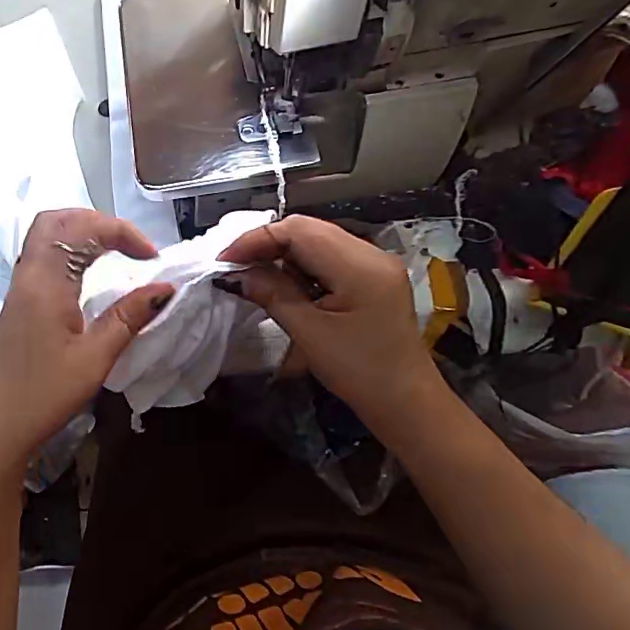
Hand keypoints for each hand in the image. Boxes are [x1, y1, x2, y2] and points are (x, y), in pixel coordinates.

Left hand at [0, 209, 173, 466]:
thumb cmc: (46, 393)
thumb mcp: (95, 358)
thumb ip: (129, 317)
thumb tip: (165, 288)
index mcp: (46, 283)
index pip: (82, 229)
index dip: (121, 232)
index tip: (152, 257)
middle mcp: (28, 275)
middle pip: (57, 220)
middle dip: (99, 222)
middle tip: (131, 246)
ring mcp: (19, 287)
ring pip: (46, 235)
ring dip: (82, 232)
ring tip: (115, 252)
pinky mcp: (18, 301)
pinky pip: (42, 255)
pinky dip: (68, 249)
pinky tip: (88, 271)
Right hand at [219, 216, 440, 418]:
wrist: (404, 400)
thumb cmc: (358, 370)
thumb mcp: (309, 333)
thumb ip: (272, 294)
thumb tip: (236, 274)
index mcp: (360, 266)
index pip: (299, 230)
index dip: (256, 239)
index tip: (225, 262)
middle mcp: (371, 254)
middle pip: (308, 230)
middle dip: (265, 244)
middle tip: (233, 268)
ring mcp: (374, 263)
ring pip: (316, 240)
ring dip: (280, 254)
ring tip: (252, 276)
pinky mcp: (371, 276)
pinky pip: (327, 256)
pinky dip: (298, 264)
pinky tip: (281, 283)